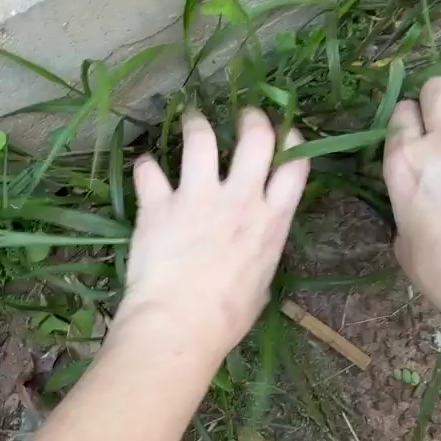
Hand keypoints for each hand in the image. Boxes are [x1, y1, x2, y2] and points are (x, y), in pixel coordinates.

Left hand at [119, 109, 309, 355]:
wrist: (179, 326)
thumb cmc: (226, 319)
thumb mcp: (261, 285)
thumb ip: (261, 256)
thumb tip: (255, 254)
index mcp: (272, 221)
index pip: (294, 164)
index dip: (294, 140)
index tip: (286, 132)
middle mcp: (240, 199)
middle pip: (256, 137)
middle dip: (252, 118)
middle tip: (244, 115)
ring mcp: (198, 197)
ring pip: (201, 137)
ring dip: (197, 124)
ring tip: (194, 120)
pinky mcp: (159, 204)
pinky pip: (149, 170)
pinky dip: (146, 167)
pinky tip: (146, 169)